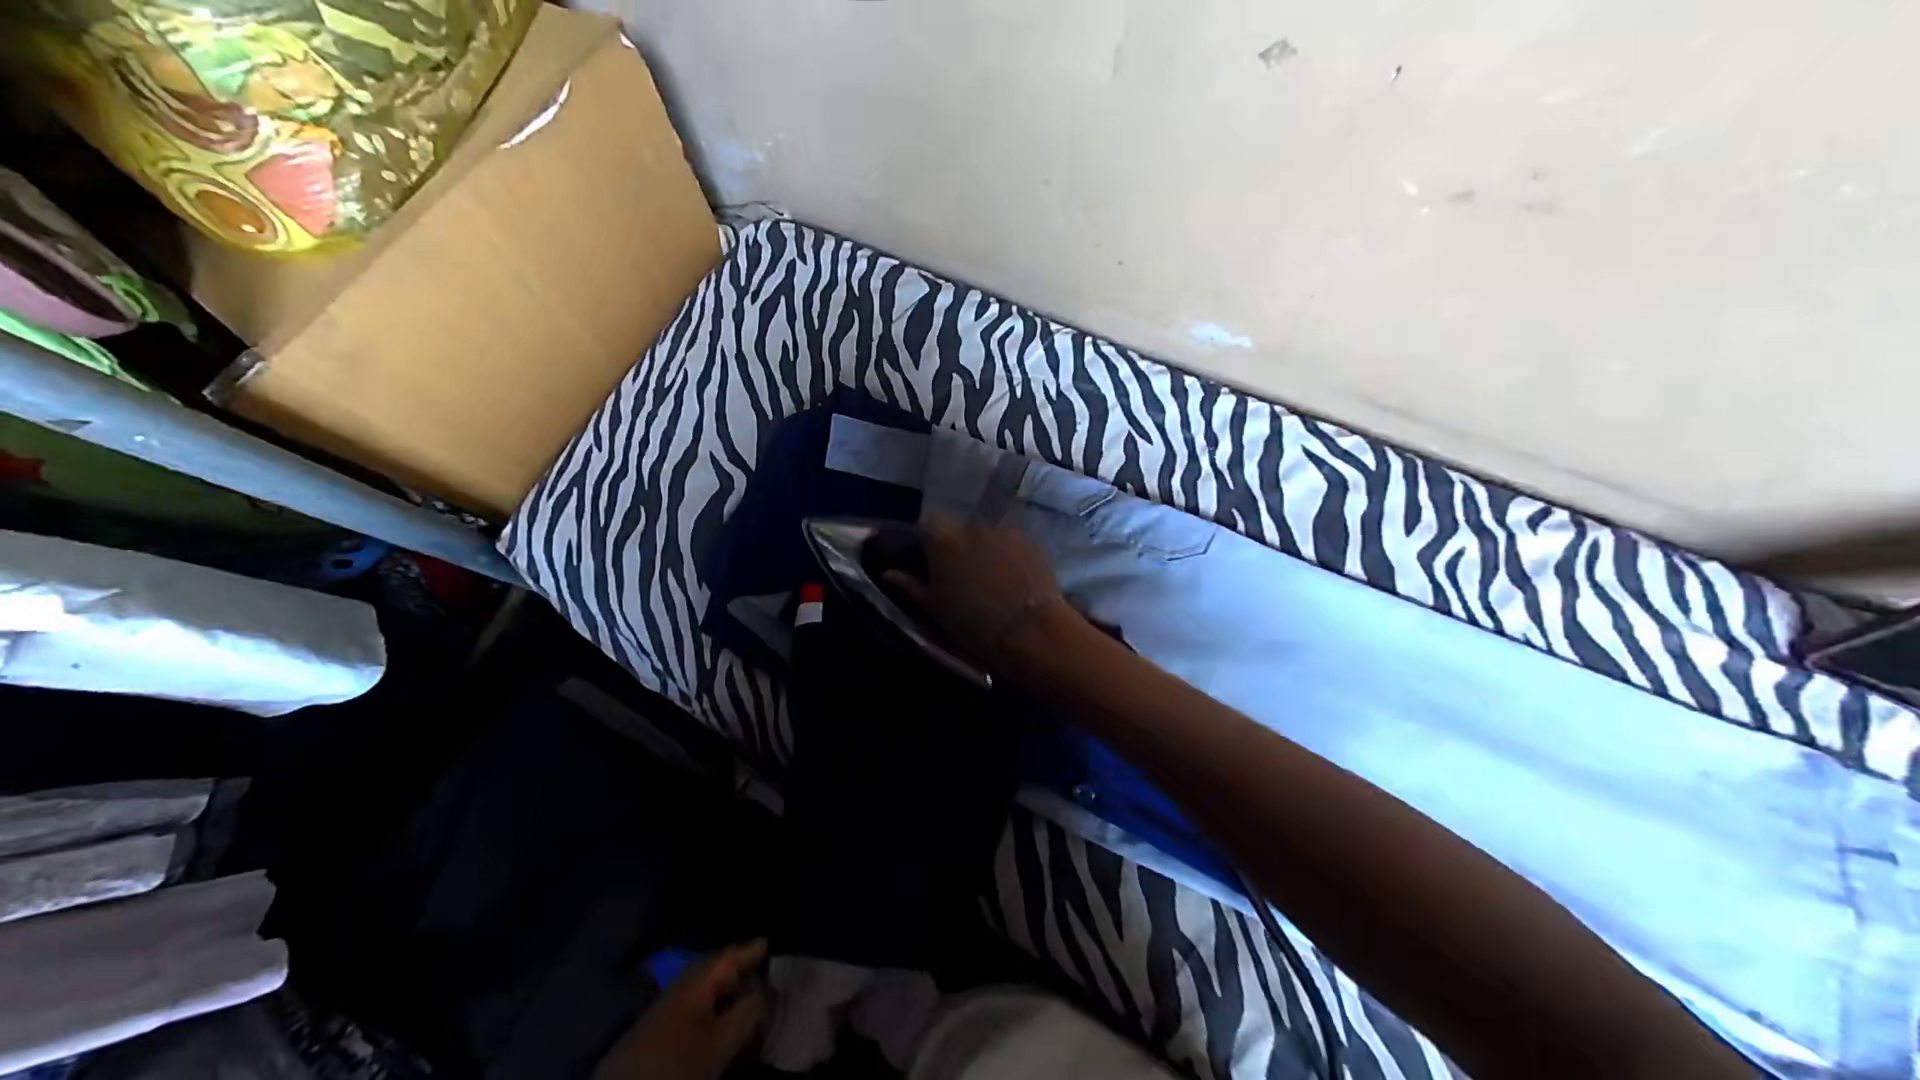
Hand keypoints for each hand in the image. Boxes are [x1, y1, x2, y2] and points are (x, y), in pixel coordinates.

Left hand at [593, 940, 769, 1079]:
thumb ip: (748, 1012)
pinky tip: (717, 1018)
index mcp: (695, 983)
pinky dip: (711, 1006)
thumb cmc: (678, 1065)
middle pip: (713, 970)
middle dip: (737, 968)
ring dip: (724, 989)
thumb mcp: (722, 1043)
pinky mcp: (655, 1032)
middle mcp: (679, 988)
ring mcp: (664, 1010)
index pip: (728, 958)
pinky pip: (692, 1006)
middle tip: (760, 965)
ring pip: (702, 989)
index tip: (767, 942)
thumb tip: (764, 989)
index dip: (749, 951)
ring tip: (744, 993)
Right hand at [884, 514, 1067, 667]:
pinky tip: (1019, 580)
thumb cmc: (973, 625)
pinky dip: (1014, 558)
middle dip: (963, 548)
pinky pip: (1016, 545)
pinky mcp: (1033, 542)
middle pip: (963, 531)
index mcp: (944, 542)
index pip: (929, 523)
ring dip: (990, 552)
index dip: (930, 539)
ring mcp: (1007, 533)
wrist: (1030, 632)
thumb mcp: (935, 609)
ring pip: (991, 538)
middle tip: (967, 576)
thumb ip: (910, 586)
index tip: (933, 559)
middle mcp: (974, 528)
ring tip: (998, 581)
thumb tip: (889, 573)